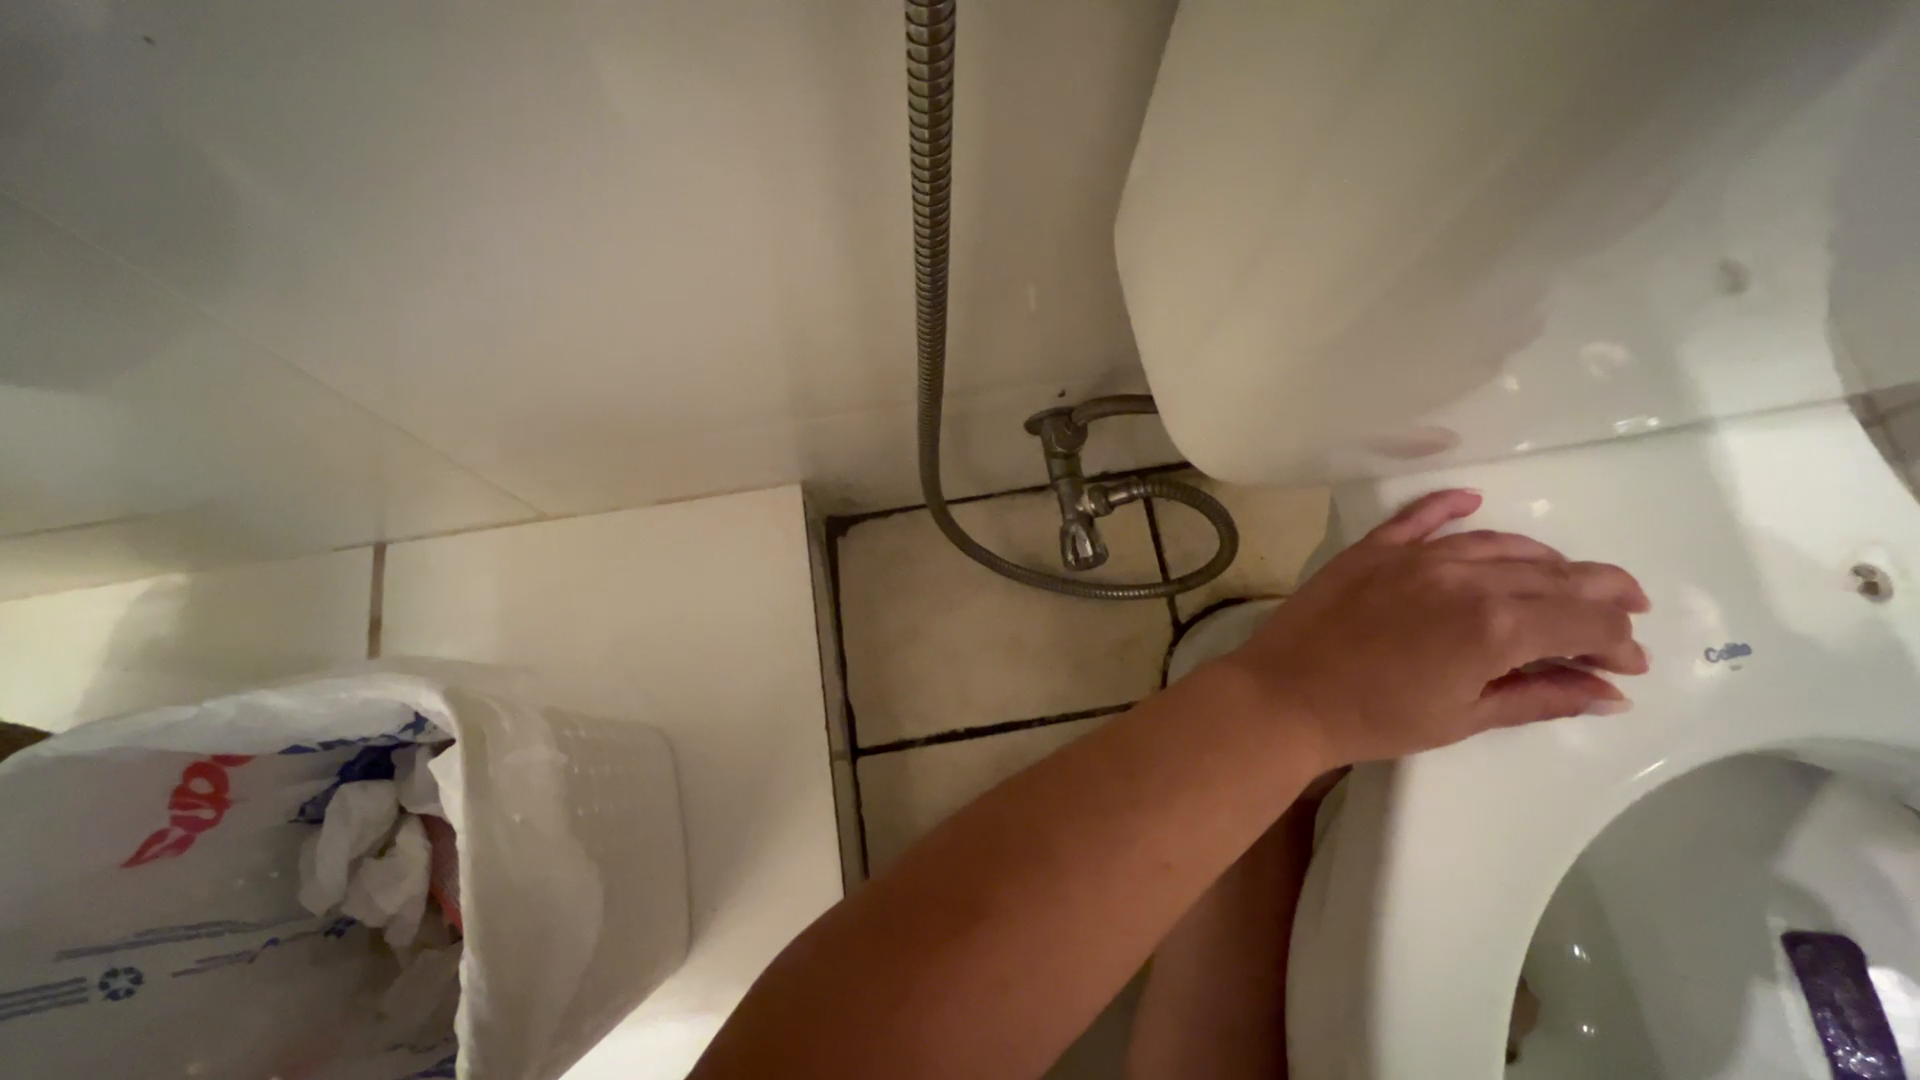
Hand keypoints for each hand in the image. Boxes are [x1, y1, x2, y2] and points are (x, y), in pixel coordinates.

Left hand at [1214, 489, 1648, 765]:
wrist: (1284, 696)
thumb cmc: (1375, 719)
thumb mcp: (1464, 717)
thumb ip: (1540, 696)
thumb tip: (1610, 692)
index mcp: (1495, 625)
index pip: (1583, 619)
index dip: (1616, 640)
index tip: (1626, 663)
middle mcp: (1464, 577)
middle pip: (1552, 574)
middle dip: (1599, 595)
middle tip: (1624, 612)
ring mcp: (1414, 556)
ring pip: (1499, 544)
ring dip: (1543, 559)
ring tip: (1567, 576)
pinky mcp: (1371, 550)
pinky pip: (1419, 517)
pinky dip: (1449, 506)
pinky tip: (1472, 500)